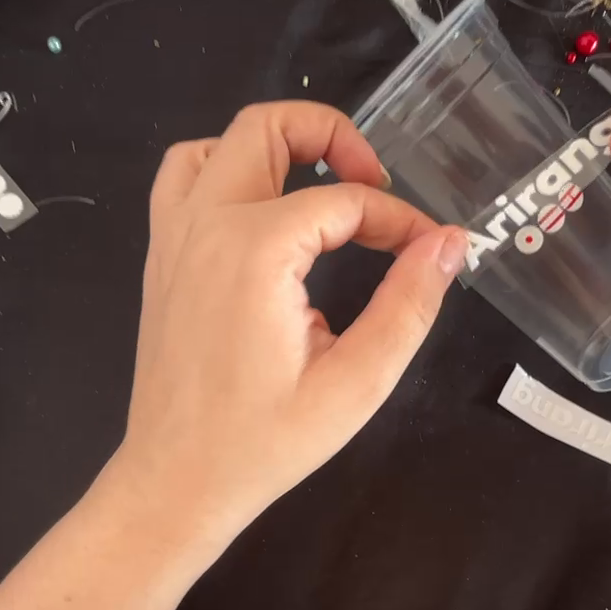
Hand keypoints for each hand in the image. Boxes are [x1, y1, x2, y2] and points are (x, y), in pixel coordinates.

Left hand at [104, 102, 466, 548]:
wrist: (178, 481)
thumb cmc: (267, 442)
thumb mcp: (356, 382)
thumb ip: (409, 304)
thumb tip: (450, 241)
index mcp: (255, 250)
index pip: (344, 201)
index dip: (398, 219)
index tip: (427, 251)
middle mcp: (205, 224)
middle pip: (268, 128)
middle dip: (335, 138)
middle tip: (375, 187)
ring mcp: (171, 236)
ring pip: (218, 143)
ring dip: (275, 147)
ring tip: (319, 188)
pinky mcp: (160, 257)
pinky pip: (184, 178)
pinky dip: (225, 170)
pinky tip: (260, 213)